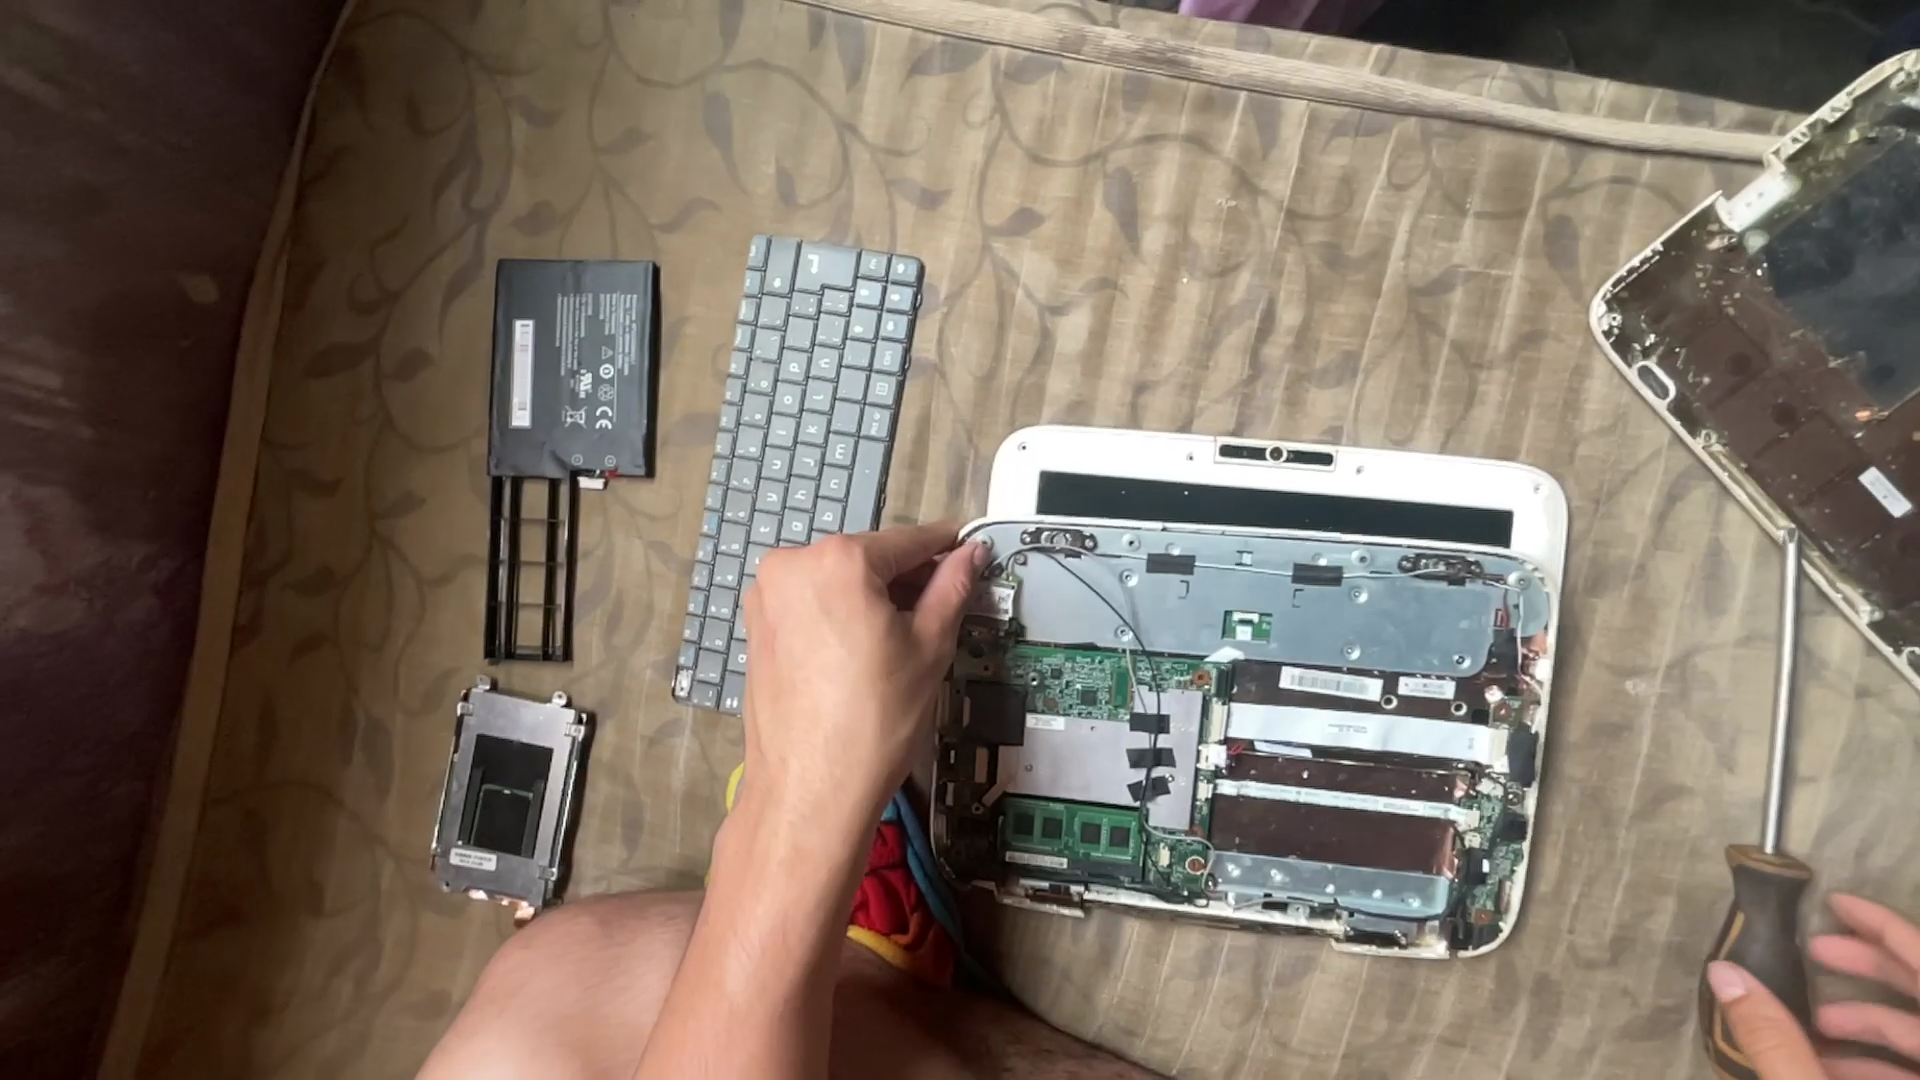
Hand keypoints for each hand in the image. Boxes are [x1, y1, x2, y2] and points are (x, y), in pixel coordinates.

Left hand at [738, 523, 984, 830]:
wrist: (810, 792)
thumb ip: (952, 587)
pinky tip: (869, 645)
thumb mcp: (930, 645)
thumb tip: (970, 555)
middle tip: (947, 601)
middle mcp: (791, 565)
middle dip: (909, 576)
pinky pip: (812, 601)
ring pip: (839, 579)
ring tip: (910, 632)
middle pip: (869, 557)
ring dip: (876, 595)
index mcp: (837, 560)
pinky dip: (843, 611)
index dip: (945, 547)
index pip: (907, 540)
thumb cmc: (874, 720)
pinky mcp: (757, 626)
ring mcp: (767, 596)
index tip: (968, 548)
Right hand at [1708, 893, 1919, 1078]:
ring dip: (1865, 1018)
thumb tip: (1723, 972)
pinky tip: (1830, 1061)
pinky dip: (1875, 1058)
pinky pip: (1918, 1068)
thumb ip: (1772, 1038)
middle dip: (1868, 965)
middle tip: (1810, 948)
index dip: (1888, 928)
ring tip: (1809, 1019)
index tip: (1836, 900)